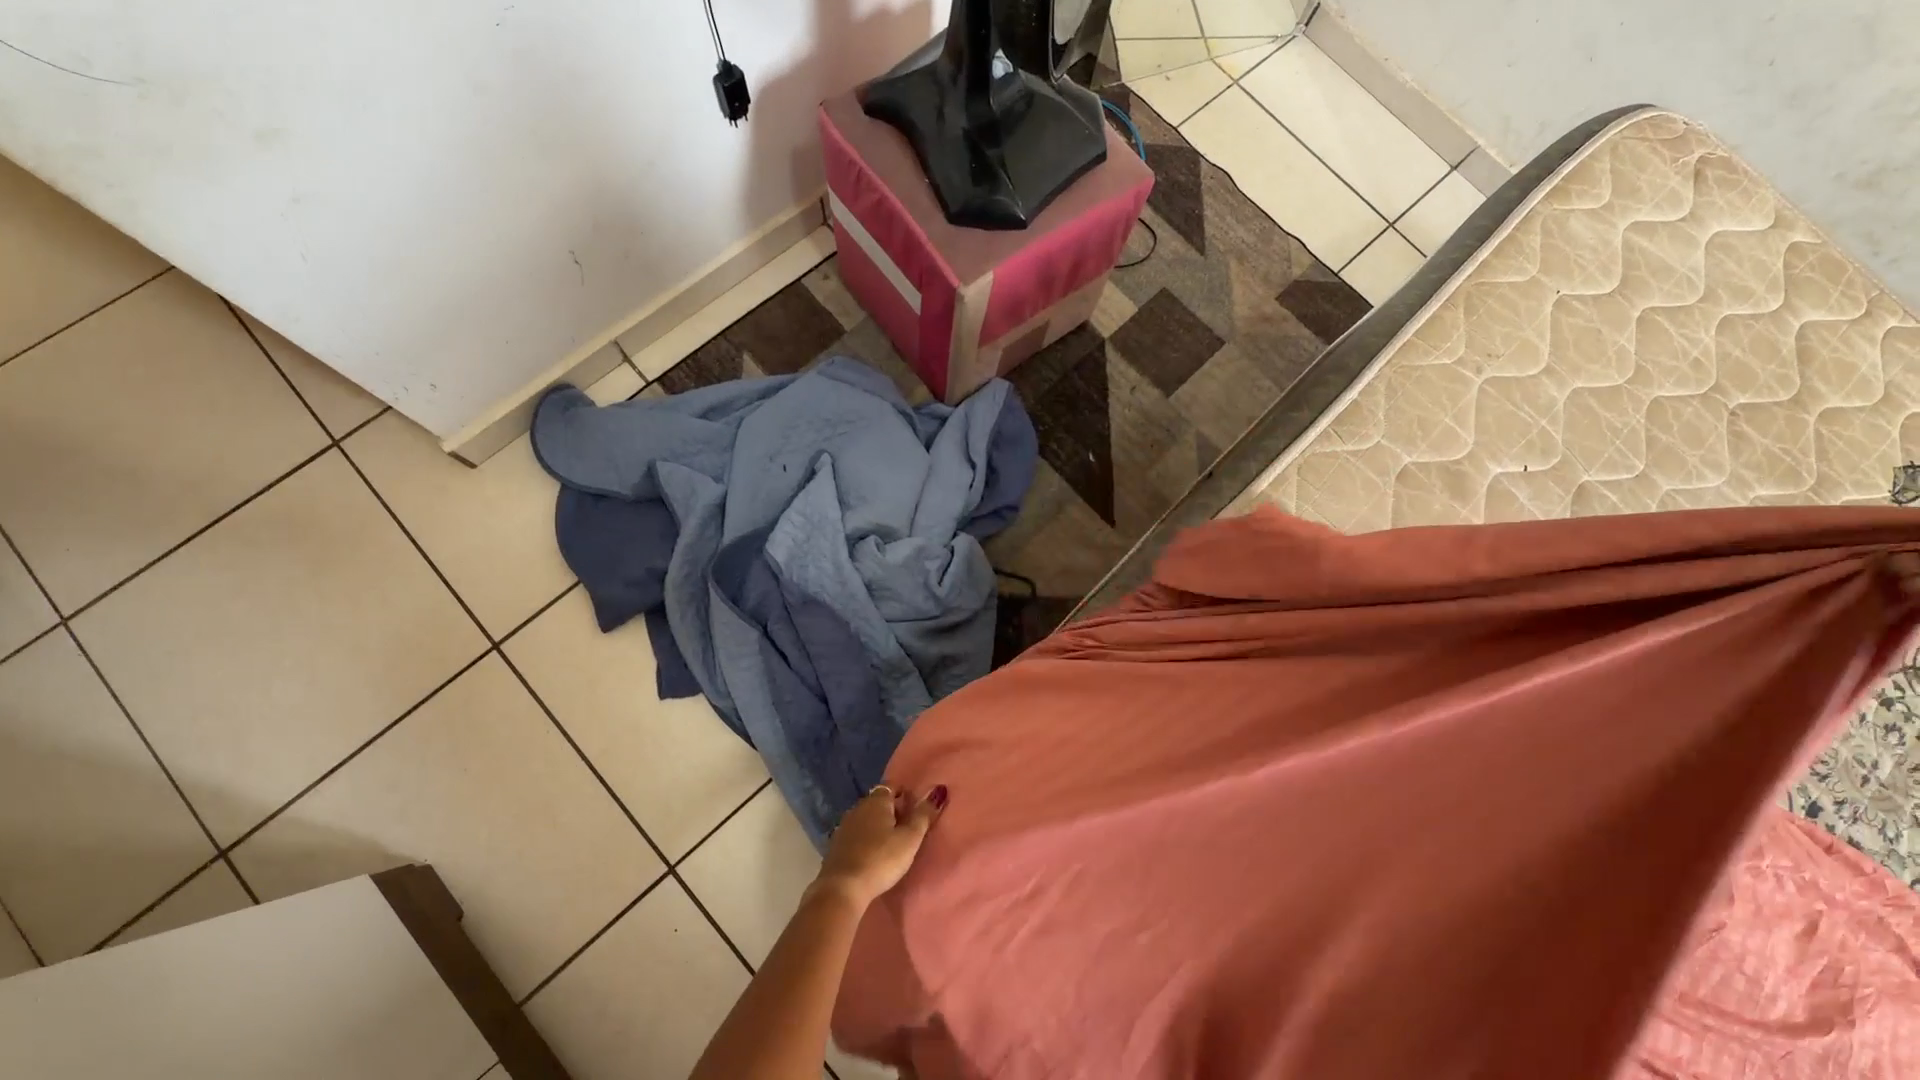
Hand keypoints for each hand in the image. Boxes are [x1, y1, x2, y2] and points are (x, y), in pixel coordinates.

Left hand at [811, 785, 946, 908]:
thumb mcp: (910, 839)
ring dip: (879, 824)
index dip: (905, 793)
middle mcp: (858, 808)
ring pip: (866, 817)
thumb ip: (923, 815)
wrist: (843, 887)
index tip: (916, 807)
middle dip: (893, 809)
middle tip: (909, 826)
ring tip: (893, 841)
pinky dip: (866, 837)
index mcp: (876, 801)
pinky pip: (856, 833)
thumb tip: (938, 790)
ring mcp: (844, 826)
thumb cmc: (881, 859)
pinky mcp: (836, 844)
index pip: (892, 786)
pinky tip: (873, 852)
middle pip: (878, 801)